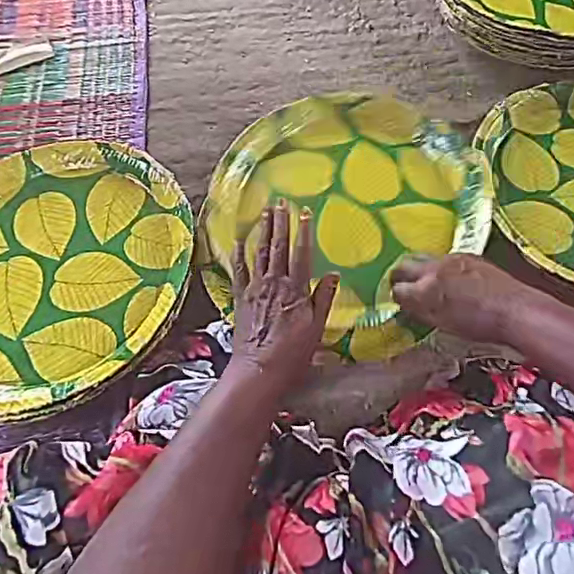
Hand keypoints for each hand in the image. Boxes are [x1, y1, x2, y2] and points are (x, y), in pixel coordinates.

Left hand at [232, 201, 339, 387]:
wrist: (258, 371)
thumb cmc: (292, 353)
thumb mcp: (316, 328)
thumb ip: (323, 298)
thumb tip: (333, 275)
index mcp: (295, 289)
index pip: (301, 253)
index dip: (303, 231)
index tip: (304, 211)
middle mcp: (274, 284)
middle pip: (278, 247)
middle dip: (280, 223)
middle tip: (281, 202)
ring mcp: (255, 289)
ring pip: (260, 253)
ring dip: (263, 230)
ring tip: (265, 212)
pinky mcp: (241, 297)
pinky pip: (240, 270)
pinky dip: (240, 253)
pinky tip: (240, 240)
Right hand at [390, 253, 541, 344]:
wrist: (515, 310)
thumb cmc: (480, 325)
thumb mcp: (443, 324)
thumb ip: (421, 312)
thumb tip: (407, 304)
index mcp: (426, 289)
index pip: (398, 289)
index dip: (395, 296)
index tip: (398, 301)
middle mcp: (436, 268)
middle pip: (406, 265)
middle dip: (400, 275)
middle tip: (401, 287)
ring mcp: (453, 259)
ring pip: (425, 258)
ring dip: (420, 269)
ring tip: (425, 283)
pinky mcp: (469, 256)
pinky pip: (445, 258)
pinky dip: (440, 267)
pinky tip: (449, 279)